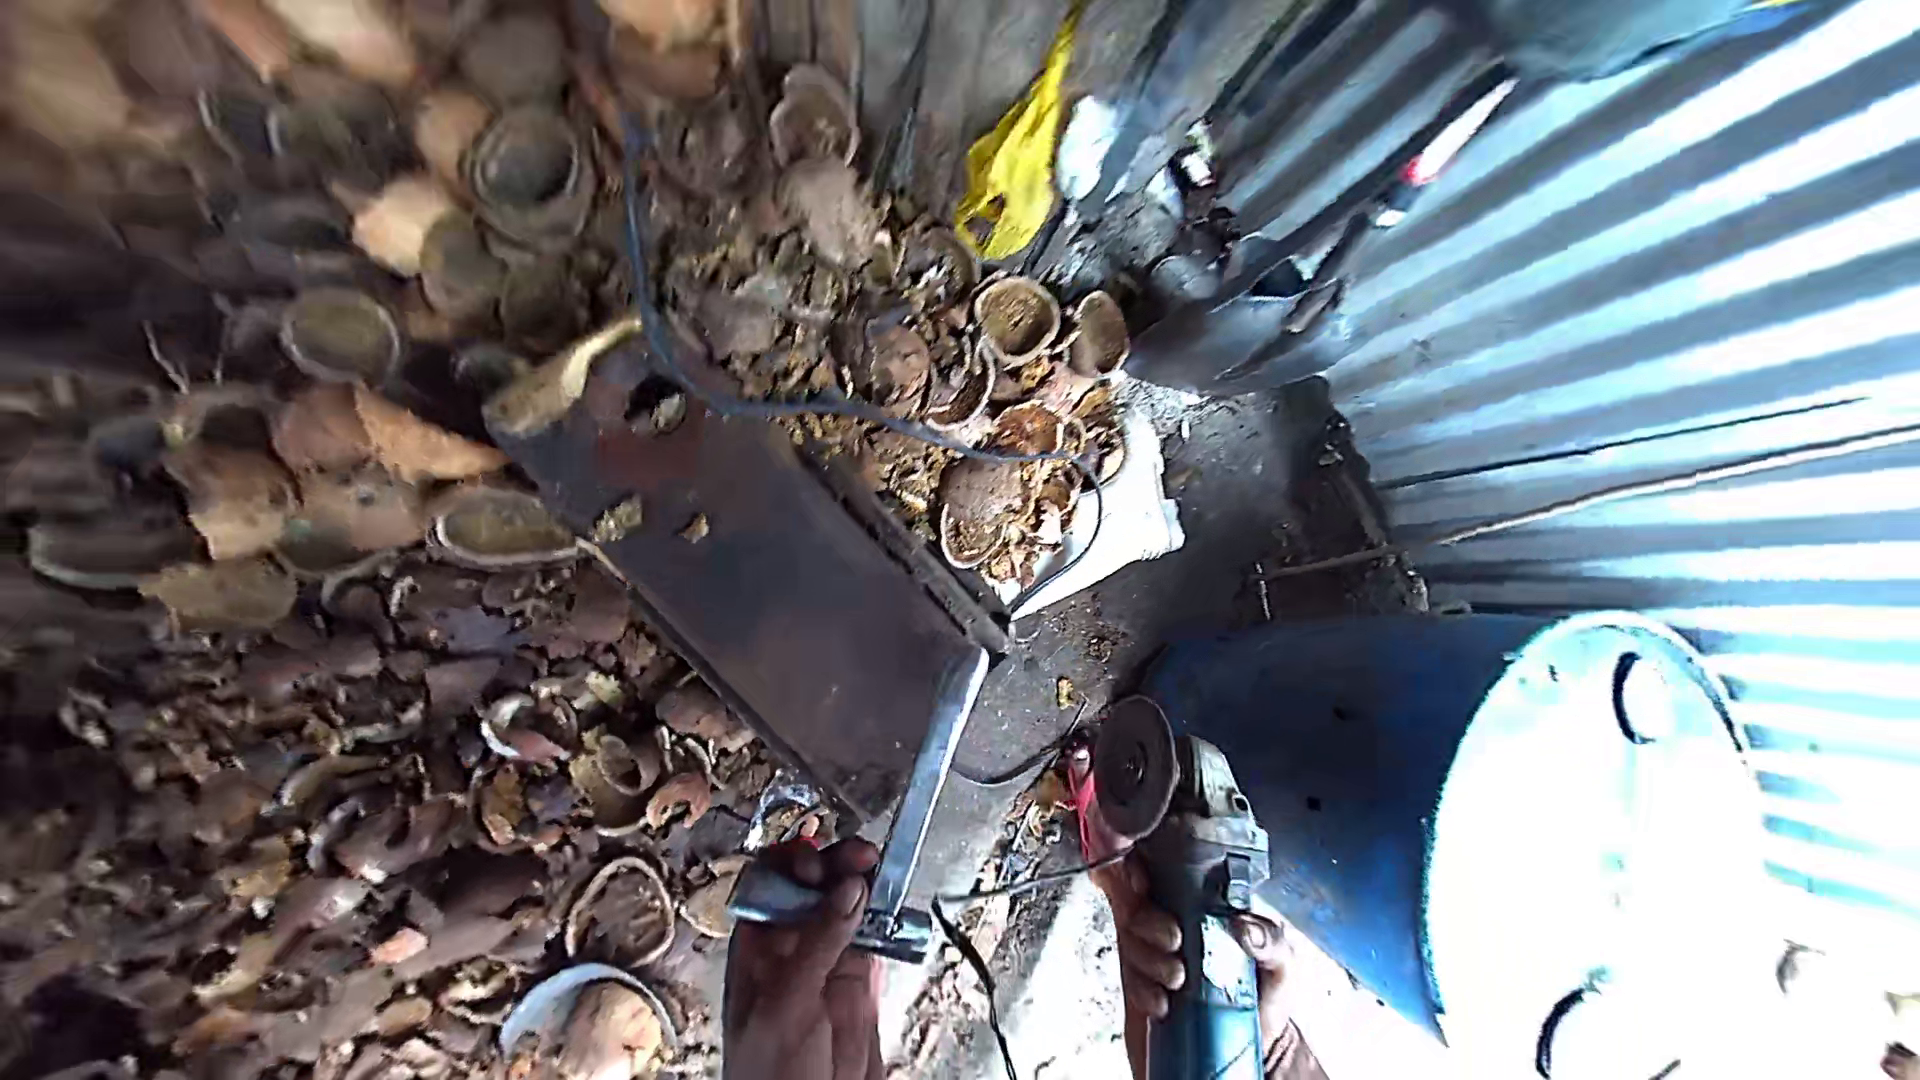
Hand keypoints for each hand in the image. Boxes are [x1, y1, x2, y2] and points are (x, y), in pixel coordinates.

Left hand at [723, 839, 882, 1079]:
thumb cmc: (772, 1074)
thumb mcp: (786, 1005)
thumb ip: (818, 942)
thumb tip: (851, 885)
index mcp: (758, 942)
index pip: (771, 882)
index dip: (792, 863)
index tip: (817, 862)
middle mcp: (793, 938)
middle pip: (814, 881)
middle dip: (835, 862)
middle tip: (862, 856)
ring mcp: (829, 951)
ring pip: (846, 896)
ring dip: (862, 877)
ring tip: (878, 867)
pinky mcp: (861, 968)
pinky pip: (874, 924)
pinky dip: (885, 907)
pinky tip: (891, 895)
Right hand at [1094, 853, 1313, 1079]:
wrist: (1254, 1049)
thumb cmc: (1265, 995)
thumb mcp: (1280, 963)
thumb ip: (1270, 940)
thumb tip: (1244, 926)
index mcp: (1195, 902)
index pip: (1154, 868)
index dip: (1137, 868)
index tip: (1143, 884)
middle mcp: (1168, 920)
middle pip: (1135, 901)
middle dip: (1148, 921)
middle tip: (1174, 940)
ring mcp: (1152, 952)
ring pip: (1129, 938)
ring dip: (1148, 958)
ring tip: (1177, 979)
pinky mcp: (1144, 986)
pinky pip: (1128, 979)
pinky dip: (1142, 990)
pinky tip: (1163, 1004)